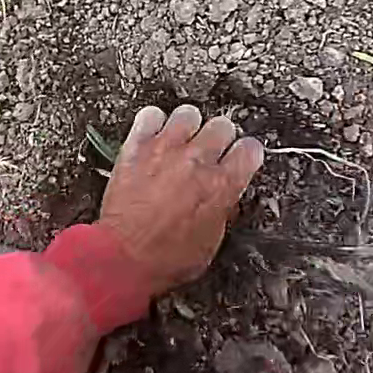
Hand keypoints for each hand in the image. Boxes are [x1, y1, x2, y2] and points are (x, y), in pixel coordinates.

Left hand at [95, 104, 264, 293]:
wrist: (122, 259)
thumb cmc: (166, 258)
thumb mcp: (211, 241)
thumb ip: (223, 208)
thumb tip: (227, 194)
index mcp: (222, 185)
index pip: (250, 149)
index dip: (246, 154)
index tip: (240, 158)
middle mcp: (198, 160)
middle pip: (222, 125)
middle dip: (219, 138)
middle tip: (209, 152)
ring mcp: (166, 149)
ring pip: (189, 113)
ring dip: (188, 126)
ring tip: (181, 141)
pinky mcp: (137, 147)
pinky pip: (150, 115)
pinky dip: (153, 122)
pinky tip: (154, 136)